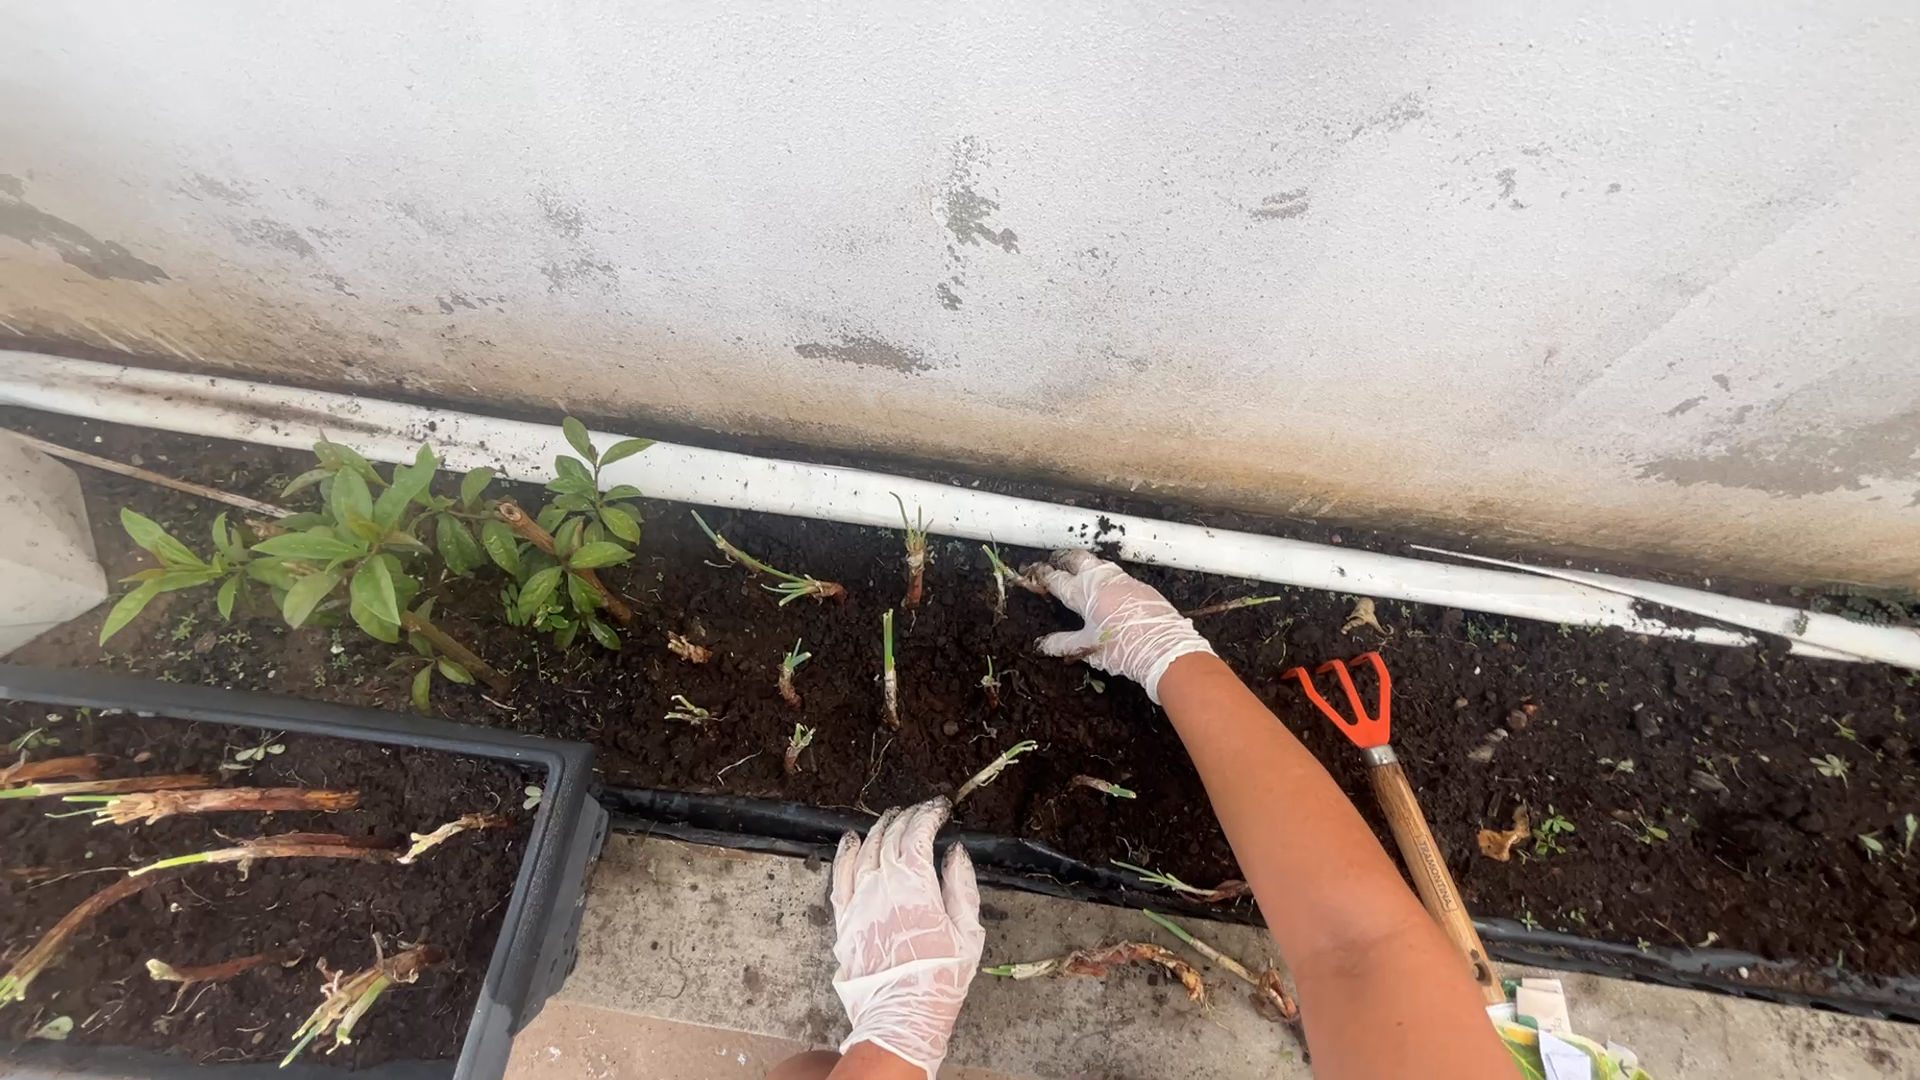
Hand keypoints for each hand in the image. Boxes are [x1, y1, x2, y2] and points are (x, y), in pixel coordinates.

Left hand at [830, 798, 984, 1079]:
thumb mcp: (967, 933)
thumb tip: (955, 851)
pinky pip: (840, 876)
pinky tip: (851, 839)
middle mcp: (882, 886)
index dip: (929, 815)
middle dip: (908, 817)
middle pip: (891, 837)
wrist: (899, 1019)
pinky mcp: (844, 918)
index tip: (940, 807)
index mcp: (915, 887)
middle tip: (922, 810)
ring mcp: (859, 901)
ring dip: (881, 828)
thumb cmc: (939, 979)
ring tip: (893, 816)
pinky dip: (846, 853)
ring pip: (867, 849)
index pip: (917, 835)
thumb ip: (961, 886)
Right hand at [1026, 550, 1216, 703]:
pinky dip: (1105, 574)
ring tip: (1078, 569)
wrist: (1164, 648)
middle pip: (1077, 559)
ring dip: (1085, 564)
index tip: (1035, 572)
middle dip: (1063, 558)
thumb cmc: (1123, 647)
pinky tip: (1106, 585)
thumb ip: (1063, 643)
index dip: (1043, 574)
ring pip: (1099, 562)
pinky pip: (1117, 573)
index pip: (1057, 579)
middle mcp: (1101, 580)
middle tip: (1055, 562)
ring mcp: (1123, 580)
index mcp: (1084, 593)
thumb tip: (1042, 644)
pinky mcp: (1140, 585)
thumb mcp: (1088, 647)